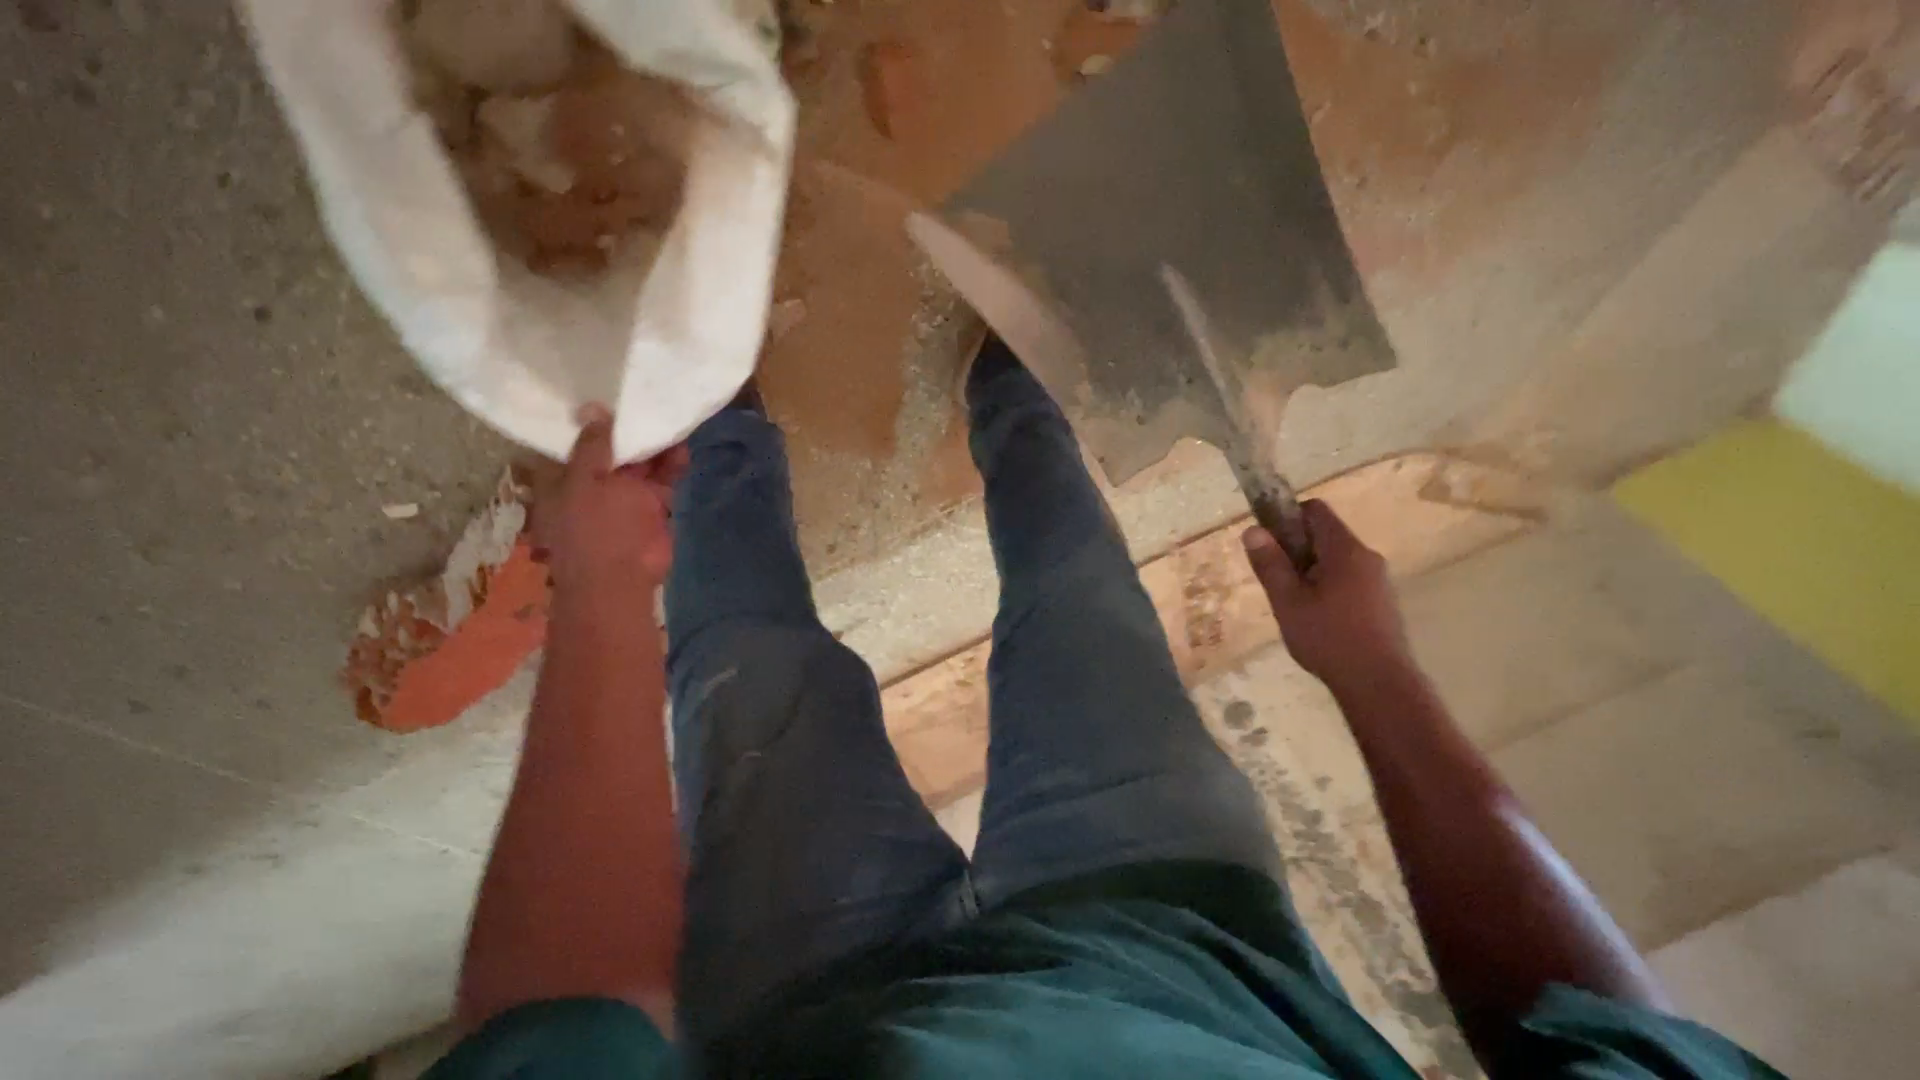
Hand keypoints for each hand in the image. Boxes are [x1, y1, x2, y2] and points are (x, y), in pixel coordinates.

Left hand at [534, 405, 688, 595]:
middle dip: (634, 429)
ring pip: (642, 462)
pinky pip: (663, 479)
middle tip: (652, 401)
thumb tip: (594, 408)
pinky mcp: (652, 506)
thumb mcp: (587, 479)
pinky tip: (682, 449)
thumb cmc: (595, 529)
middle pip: (616, 448)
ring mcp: (625, 496)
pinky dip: (672, 465)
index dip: (598, 419)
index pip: (581, 440)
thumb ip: (594, 444)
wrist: (621, 579)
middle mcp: (595, 483)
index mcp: (566, 477)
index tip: (615, 394)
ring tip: (673, 421)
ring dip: (657, 445)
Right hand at [1243, 500, 1410, 685]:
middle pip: (1326, 537)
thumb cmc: (1328, 638)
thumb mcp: (1288, 602)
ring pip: (1337, 562)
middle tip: (1278, 583)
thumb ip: (1270, 564)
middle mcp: (1367, 557)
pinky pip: (1350, 582)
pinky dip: (1330, 590)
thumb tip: (1253, 530)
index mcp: (1345, 550)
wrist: (1379, 684)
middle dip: (1296, 551)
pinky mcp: (1384, 603)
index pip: (1315, 510)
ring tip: (1296, 608)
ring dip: (1312, 574)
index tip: (1269, 544)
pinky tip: (1319, 622)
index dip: (1287, 518)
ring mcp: (1380, 581)